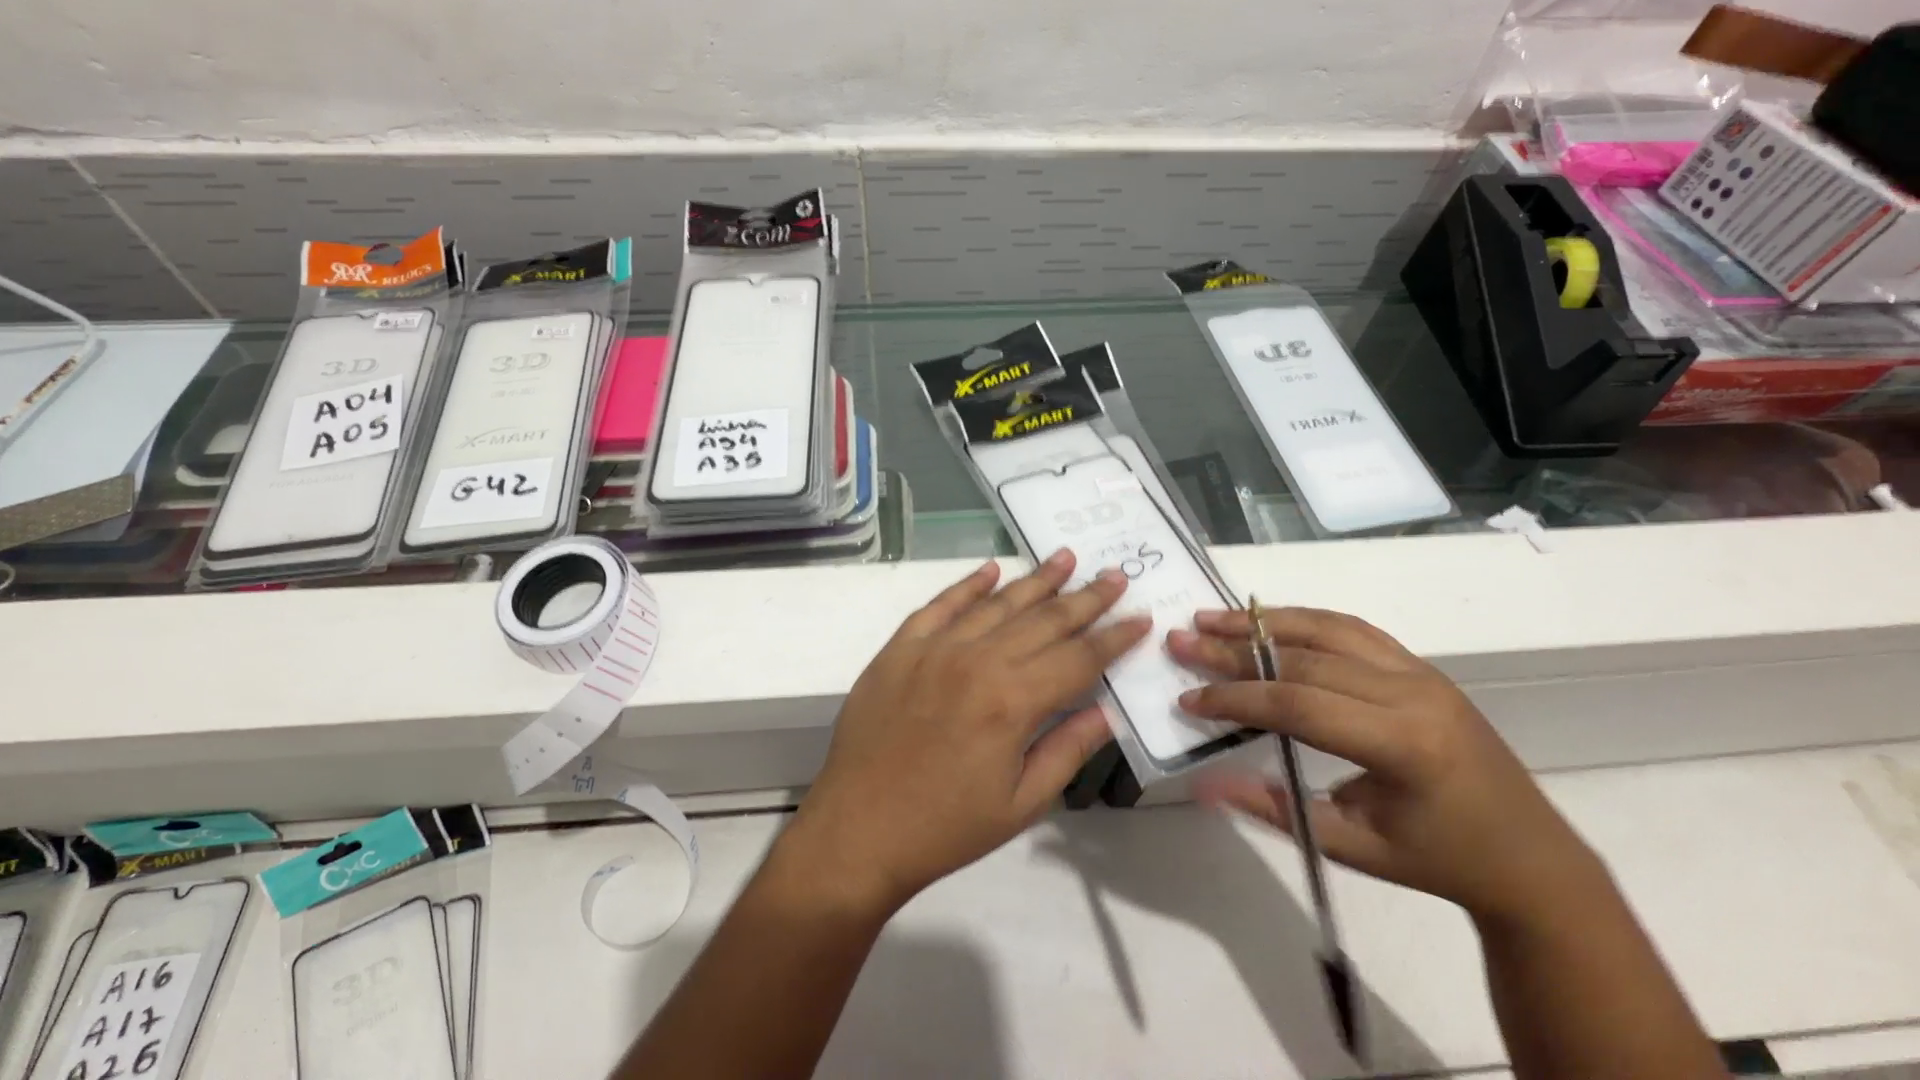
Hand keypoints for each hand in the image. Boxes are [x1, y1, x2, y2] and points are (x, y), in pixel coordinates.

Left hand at [788, 550, 1150, 913]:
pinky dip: (967, 585)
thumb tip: (1106, 710)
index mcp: (1013, 702)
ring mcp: (933, 650)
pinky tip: (991, 569)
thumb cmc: (946, 828)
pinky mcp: (898, 650)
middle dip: (1086, 599)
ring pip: (996, 604)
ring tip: (1066, 558)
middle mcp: (977, 662)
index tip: (1141, 618)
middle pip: (1044, 620)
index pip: (1078, 658)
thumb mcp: (1021, 804)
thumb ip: (1067, 750)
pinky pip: (939, 606)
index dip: (1114, 638)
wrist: (857, 832)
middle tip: (1115, 577)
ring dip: (1036, 580)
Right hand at [1167, 607, 1604, 923]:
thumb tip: (1205, 785)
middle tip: (1181, 641)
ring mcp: (1422, 674)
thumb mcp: (1350, 846)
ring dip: (1266, 622)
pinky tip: (1269, 623)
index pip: (1299, 705)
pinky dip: (1306, 622)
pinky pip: (1356, 632)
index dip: (1236, 700)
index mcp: (1402, 744)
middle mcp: (1413, 693)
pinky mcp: (1423, 669)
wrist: (1528, 856)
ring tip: (1213, 619)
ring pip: (1330, 630)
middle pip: (1307, 658)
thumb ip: (1274, 809)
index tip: (1186, 700)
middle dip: (1236, 651)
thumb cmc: (1437, 861)